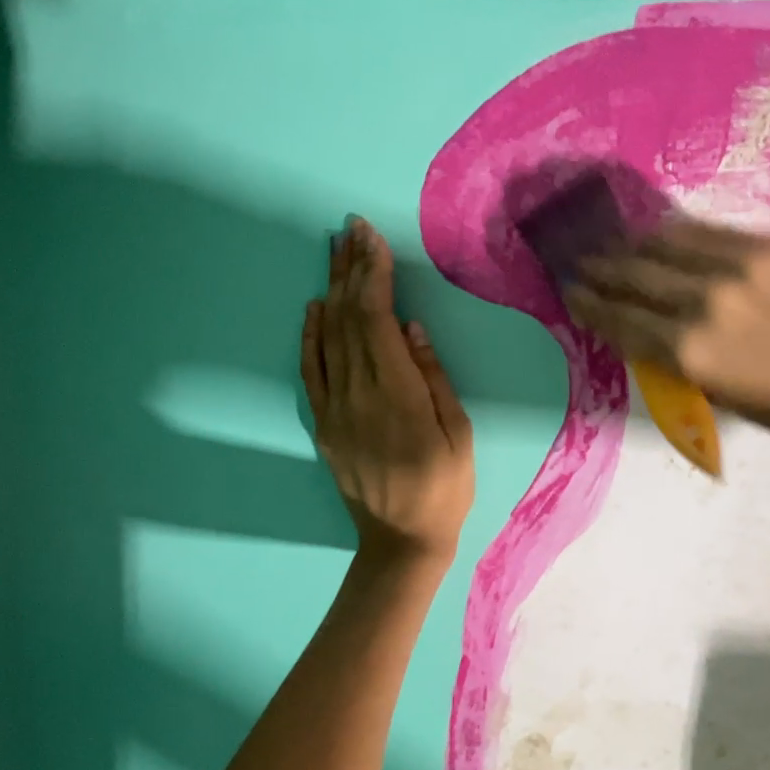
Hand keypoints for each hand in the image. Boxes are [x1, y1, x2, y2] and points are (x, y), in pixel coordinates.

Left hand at [302, 216, 474, 564]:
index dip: (373, 275)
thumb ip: (433, 380)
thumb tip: (411, 329)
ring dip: (331, 290)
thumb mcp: (459, 435)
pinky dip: (310, 335)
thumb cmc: (444, 490)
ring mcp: (335, 408)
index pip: (377, 319)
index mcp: (398, 394)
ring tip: (336, 252)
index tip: (373, 239)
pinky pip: (311, 370)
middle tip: (352, 228)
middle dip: (351, 269)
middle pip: (348, 318)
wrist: (400, 541)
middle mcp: (358, 394)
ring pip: (328, 336)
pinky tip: (314, 306)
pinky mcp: (324, 423)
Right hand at [564, 218, 769, 443]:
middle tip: (581, 264)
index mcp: (688, 351)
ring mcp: (737, 266)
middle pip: (632, 274)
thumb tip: (640, 328)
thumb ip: (673, 360)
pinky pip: (706, 231)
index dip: (588, 304)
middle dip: (599, 269)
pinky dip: (675, 234)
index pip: (618, 318)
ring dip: (632, 246)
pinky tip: (662, 235)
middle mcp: (704, 301)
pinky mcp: (768, 245)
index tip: (570, 293)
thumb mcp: (717, 398)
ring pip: (664, 242)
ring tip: (614, 245)